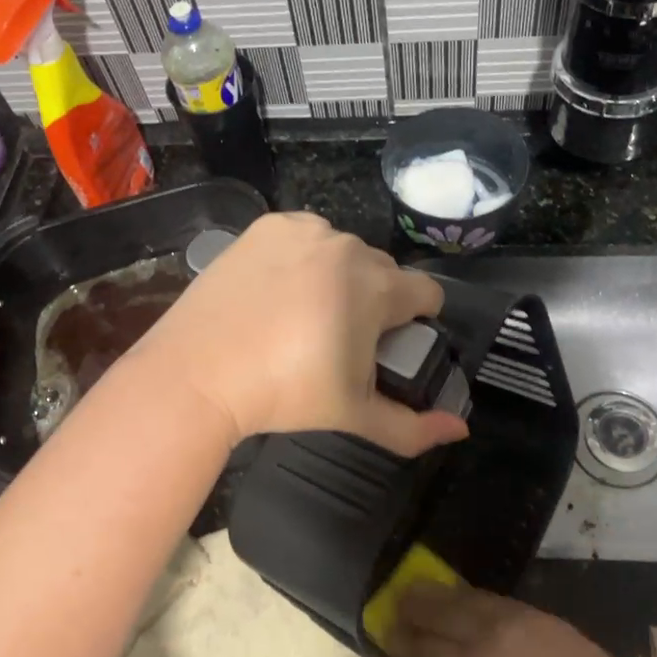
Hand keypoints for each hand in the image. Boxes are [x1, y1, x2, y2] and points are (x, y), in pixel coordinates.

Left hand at [131, 212, 469, 456]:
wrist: (198, 373)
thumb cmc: (284, 395)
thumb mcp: (353, 414)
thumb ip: (412, 428)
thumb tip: (458, 430)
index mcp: (377, 287)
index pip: (426, 293)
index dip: (416, 321)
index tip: (387, 345)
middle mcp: (347, 247)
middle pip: (384, 272)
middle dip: (374, 300)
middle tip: (339, 339)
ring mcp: (305, 231)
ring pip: (344, 252)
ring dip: (339, 277)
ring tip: (304, 316)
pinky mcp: (267, 226)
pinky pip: (305, 237)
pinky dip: (303, 257)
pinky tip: (278, 290)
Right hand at [383, 583, 656, 656]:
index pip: (435, 655)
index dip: (407, 645)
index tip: (383, 632)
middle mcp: (501, 642)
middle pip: (452, 617)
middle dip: (421, 608)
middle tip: (392, 597)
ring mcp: (529, 629)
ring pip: (477, 603)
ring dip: (448, 598)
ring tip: (423, 590)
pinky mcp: (552, 625)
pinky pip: (502, 604)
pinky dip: (479, 600)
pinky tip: (474, 604)